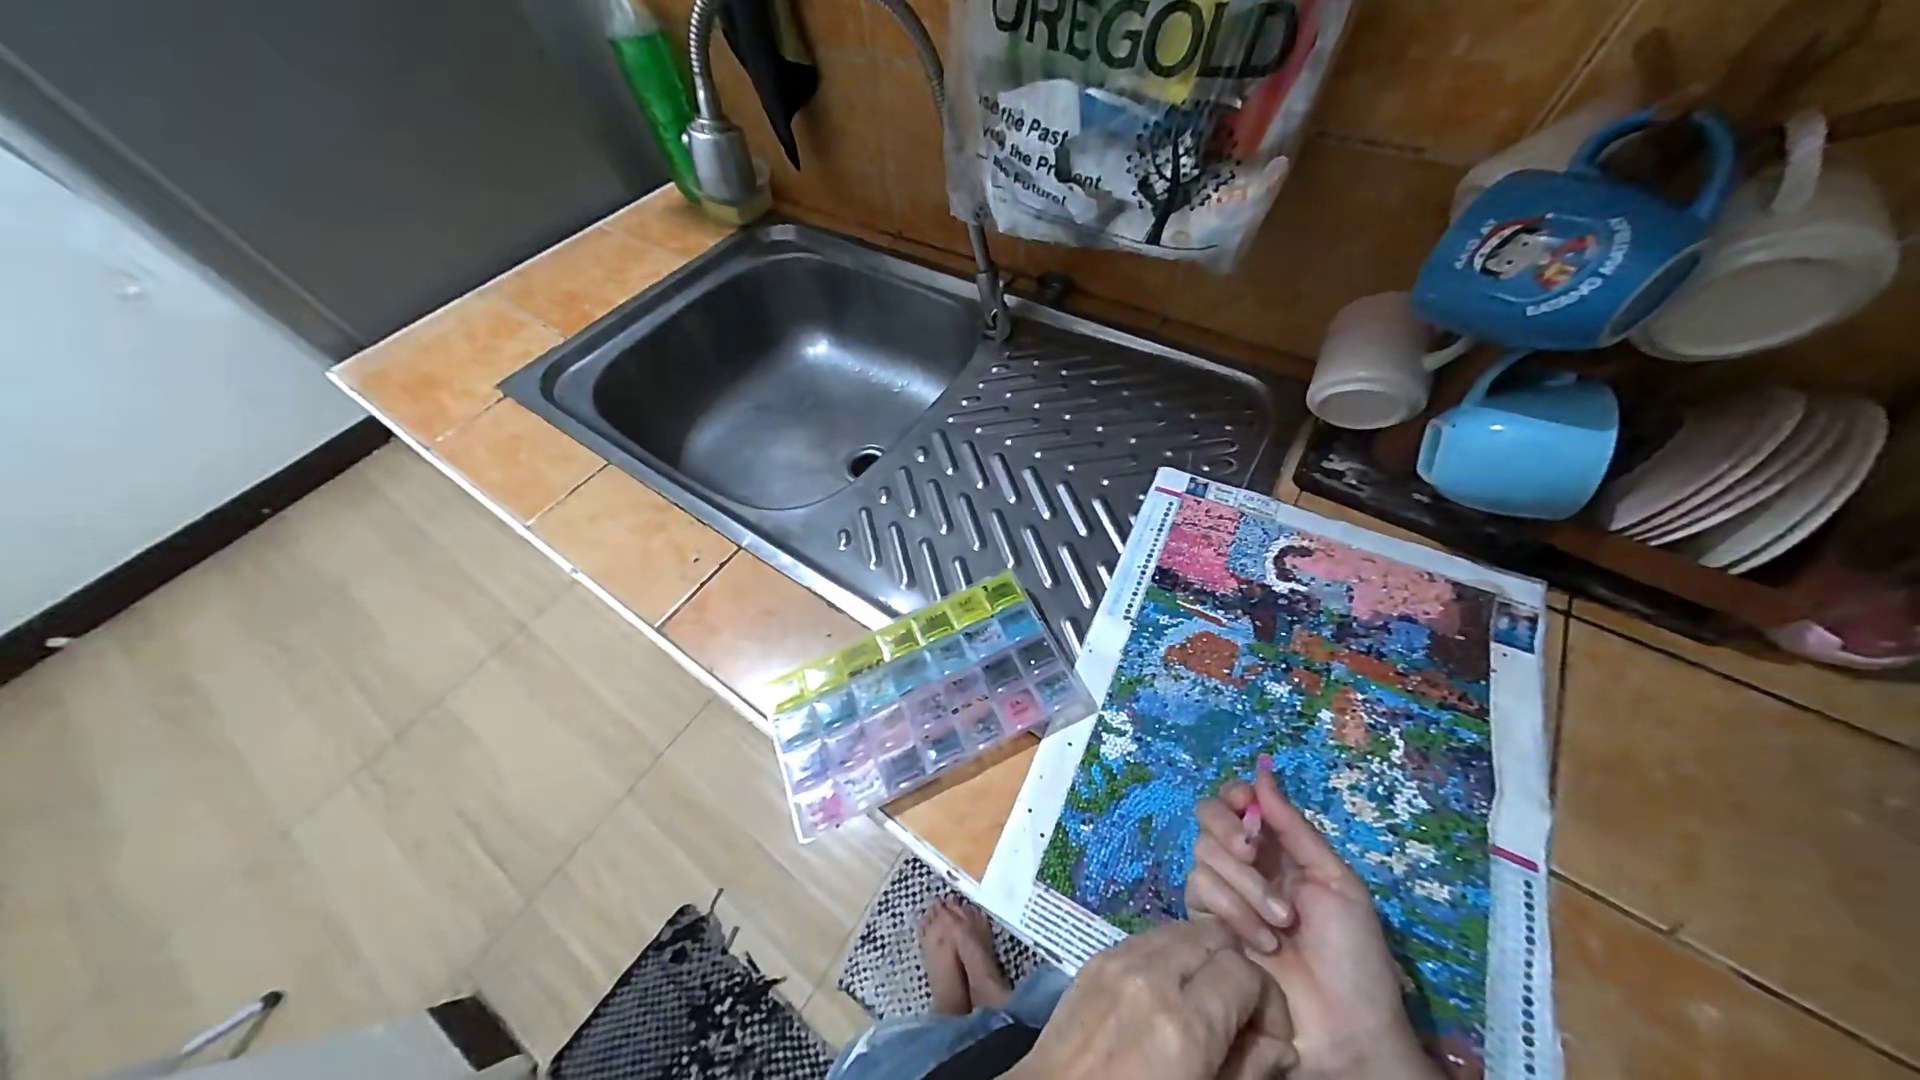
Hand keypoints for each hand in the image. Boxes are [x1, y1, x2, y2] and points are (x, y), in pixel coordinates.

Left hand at [1007, 920, 1297, 1079]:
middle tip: (1239, 1012)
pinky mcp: (1095, 958)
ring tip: (1204, 1001)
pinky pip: (1146, 938)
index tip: (1270, 1036)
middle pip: (1213, 936)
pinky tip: (1166, 994)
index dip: (1269, 1002)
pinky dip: (1168, 955)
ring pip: (1179, 930)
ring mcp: (1118, 960)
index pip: (1245, 972)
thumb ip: (1249, 1072)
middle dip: (1236, 967)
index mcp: (1183, 1024)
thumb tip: (1281, 1045)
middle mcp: (1151, 976)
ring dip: (1201, 957)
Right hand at [1186, 760, 1442, 1079]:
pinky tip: (1260, 941)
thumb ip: (1293, 826)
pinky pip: (1198, 889)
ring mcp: (1222, 891)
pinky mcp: (1204, 922)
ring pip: (1203, 853)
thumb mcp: (1336, 880)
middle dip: (1228, 830)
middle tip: (1252, 855)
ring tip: (1280, 925)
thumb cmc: (1353, 953)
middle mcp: (1244, 861)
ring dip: (1245, 886)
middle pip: (1208, 815)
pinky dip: (1231, 910)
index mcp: (1278, 847)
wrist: (1344, 1027)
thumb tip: (1262, 769)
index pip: (1237, 798)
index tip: (1246, 804)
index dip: (1235, 794)